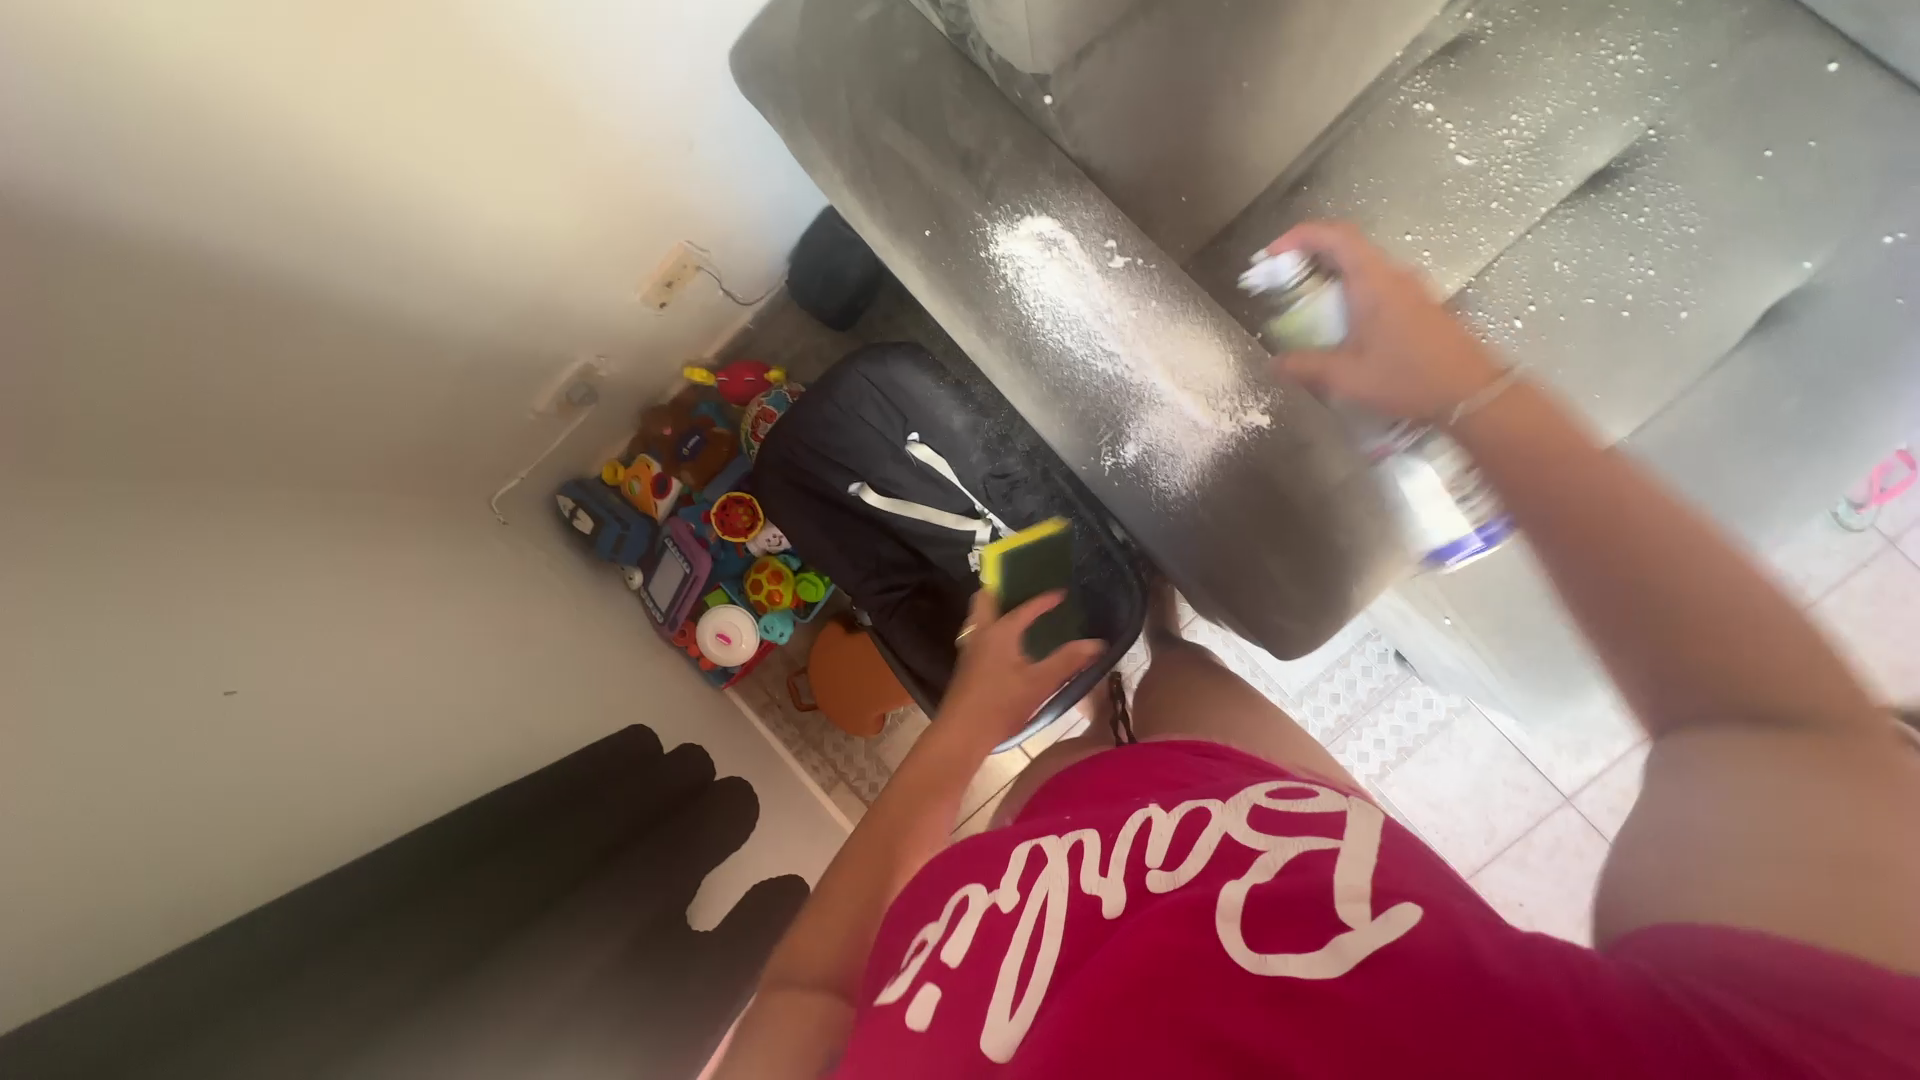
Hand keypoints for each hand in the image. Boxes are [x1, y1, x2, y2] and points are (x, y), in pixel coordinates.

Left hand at [939, 591, 1103, 746]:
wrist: (962, 733)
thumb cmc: (1001, 705)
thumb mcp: (1040, 683)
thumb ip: (1068, 661)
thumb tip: (1097, 643)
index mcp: (1000, 632)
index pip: (1025, 608)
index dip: (1045, 600)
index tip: (1062, 593)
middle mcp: (981, 633)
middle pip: (986, 600)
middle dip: (1002, 590)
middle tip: (1022, 588)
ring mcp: (970, 650)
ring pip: (979, 618)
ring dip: (996, 610)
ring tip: (1017, 613)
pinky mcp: (967, 666)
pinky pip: (979, 634)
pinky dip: (992, 629)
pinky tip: (1008, 645)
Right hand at [1263, 221, 1504, 422]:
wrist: (1473, 394)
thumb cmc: (1409, 379)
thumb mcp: (1347, 378)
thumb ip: (1305, 367)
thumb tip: (1274, 363)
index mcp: (1374, 282)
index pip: (1336, 236)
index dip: (1299, 236)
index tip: (1272, 255)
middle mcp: (1393, 276)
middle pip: (1346, 248)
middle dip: (1307, 258)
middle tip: (1278, 282)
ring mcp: (1409, 289)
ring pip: (1361, 268)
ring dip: (1327, 278)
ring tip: (1300, 305)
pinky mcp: (1417, 305)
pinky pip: (1374, 285)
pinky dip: (1347, 292)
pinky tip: (1336, 324)